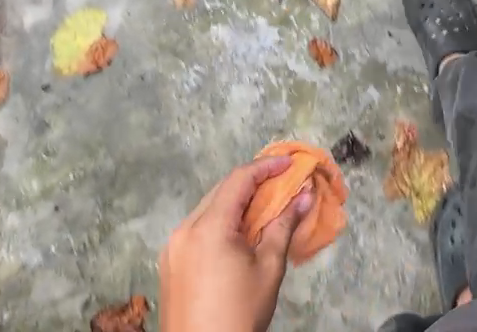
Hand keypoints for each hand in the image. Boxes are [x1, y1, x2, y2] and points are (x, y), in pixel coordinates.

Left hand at [159, 157, 313, 331]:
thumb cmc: (239, 313)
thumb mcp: (269, 268)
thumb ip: (284, 225)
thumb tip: (306, 195)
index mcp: (208, 228)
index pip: (239, 179)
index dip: (267, 166)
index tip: (291, 163)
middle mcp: (184, 230)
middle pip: (221, 190)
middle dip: (252, 181)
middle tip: (282, 180)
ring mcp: (172, 248)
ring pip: (208, 208)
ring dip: (236, 200)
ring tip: (265, 204)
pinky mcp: (170, 264)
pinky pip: (197, 228)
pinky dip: (220, 220)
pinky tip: (239, 231)